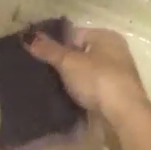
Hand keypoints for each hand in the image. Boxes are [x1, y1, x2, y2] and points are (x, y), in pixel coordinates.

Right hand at [25, 25, 150, 124]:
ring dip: (68, 79)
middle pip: (79, 53)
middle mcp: (114, 51)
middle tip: (37, 70)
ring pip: (83, 72)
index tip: (35, 53)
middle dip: (60, 62)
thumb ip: (48, 49)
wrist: (123, 116)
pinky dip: (77, 91)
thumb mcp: (69, 62)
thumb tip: (27, 36)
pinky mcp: (113, 94)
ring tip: (45, 85)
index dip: (54, 42)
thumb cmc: (98, 80)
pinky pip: (89, 87)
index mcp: (106, 36)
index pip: (73, 34)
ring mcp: (115, 74)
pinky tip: (61, 97)